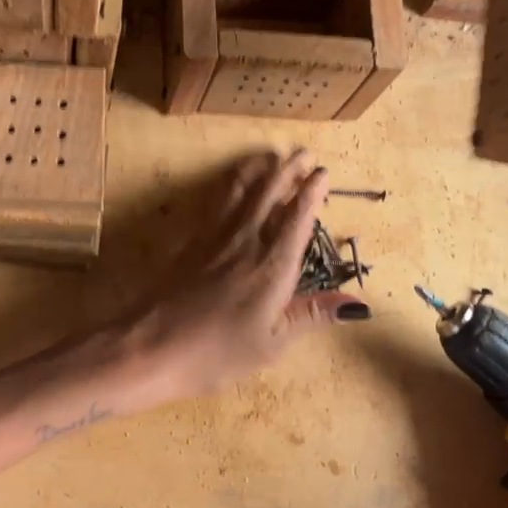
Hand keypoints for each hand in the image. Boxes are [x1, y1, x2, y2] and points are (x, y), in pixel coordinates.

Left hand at [115, 149, 368, 408]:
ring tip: (270, 156)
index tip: (323, 173)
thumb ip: (312, 315)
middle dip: (288, 171)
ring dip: (258, 172)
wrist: (148, 347)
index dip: (312, 194)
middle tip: (302, 153)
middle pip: (268, 196)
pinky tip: (230, 187)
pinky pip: (215, 205)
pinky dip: (229, 188)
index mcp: (273, 268)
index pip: (298, 220)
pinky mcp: (188, 247)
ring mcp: (212, 242)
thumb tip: (359, 303)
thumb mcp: (272, 344)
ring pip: (240, 194)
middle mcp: (245, 245)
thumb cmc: (215, 354)